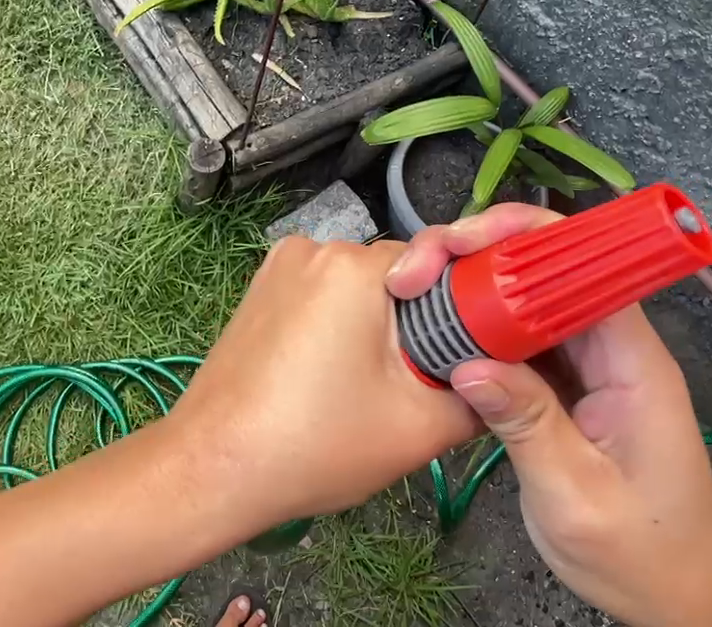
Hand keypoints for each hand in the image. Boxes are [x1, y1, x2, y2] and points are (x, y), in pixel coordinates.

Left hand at [165, 234, 481, 529]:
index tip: (460, 357)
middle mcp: (314, 247)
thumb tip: (496, 376)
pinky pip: (320, 294)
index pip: (436, 268)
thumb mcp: (419, 427)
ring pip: (356, 287)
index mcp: (353, 264)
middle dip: (410, 323)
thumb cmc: (315, 442)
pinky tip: (328, 373)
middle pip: (393, 276)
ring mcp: (280, 264)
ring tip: (363, 384)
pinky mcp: (259, 287)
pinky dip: (335, 324)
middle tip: (408, 383)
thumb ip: (477, 392)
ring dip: (371, 325)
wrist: (215, 464)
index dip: (457, 313)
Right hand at [388, 204, 711, 626]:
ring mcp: (583, 362)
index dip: (524, 239)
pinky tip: (434, 321)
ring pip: (522, 296)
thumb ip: (527, 425)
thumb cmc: (640, 556)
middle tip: (417, 267)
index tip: (461, 244)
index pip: (584, 269)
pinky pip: (514, 333)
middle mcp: (608, 348)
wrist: (672, 601)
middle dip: (479, 253)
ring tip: (414, 284)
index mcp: (632, 362)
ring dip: (468, 283)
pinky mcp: (559, 380)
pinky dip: (473, 321)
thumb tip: (466, 362)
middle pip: (545, 269)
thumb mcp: (576, 498)